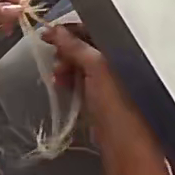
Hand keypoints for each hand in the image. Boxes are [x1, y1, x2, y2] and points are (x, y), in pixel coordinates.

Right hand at [43, 24, 162, 162]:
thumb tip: (55, 30)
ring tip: (56, 75)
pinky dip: (70, 79)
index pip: (95, 29)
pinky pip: (82, 80)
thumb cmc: (116, 102)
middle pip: (87, 46)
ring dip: (66, 65)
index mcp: (125, 49)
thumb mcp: (96, 67)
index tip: (49, 33)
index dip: (71, 30)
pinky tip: (60, 84)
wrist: (125, 145)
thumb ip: (77, 47)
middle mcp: (119, 62)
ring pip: (82, 64)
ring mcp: (111, 81)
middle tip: (53, 57)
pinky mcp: (102, 98)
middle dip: (66, 49)